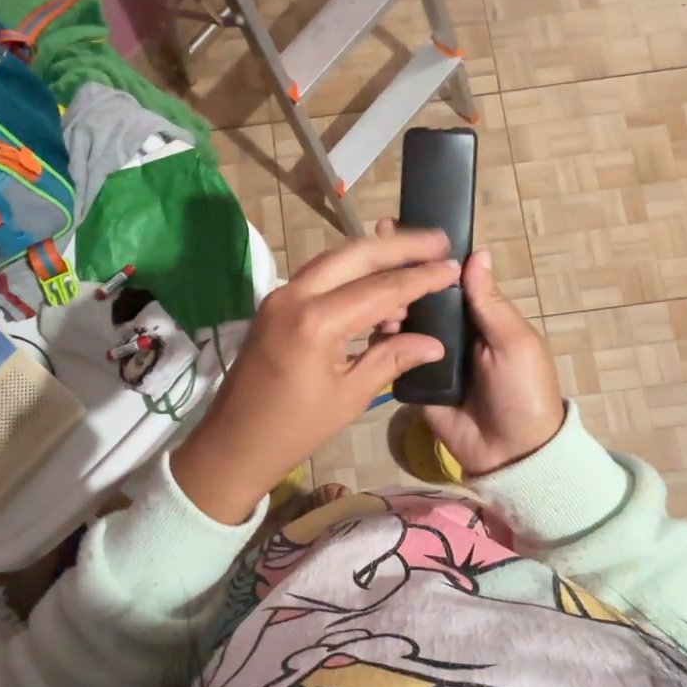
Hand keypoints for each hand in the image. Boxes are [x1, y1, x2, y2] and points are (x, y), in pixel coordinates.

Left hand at [171, 229, 460, 522]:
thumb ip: (392, 358)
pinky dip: (351, 276)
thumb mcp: (350, 396)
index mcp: (316, 322)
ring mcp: (280, 297)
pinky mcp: (274, 306)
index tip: (452, 267)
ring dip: (375, 257)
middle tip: (439, 242)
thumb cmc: (294, 429)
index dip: (420, 278)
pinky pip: (319, 278)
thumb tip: (434, 342)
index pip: (380, 288)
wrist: (233, 444)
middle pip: (355, 254)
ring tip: (416, 261)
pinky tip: (378, 291)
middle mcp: (294, 296)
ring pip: (335, 260)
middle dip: (400, 246)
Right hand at [377, 219, 564, 475]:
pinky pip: (392, 357)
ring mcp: (426, 355)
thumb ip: (491, 303)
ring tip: (364, 293)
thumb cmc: (523, 391)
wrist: (511, 453)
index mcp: (478, 316)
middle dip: (392, 275)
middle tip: (365, 255)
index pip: (445, 277)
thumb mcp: (515, 343)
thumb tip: (477, 253)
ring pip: (399, 323)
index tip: (394, 229)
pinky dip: (379, 343)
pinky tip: (362, 325)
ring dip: (381, 305)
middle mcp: (448, 330)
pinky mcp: (411, 382)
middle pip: (416, 296)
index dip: (422, 256)